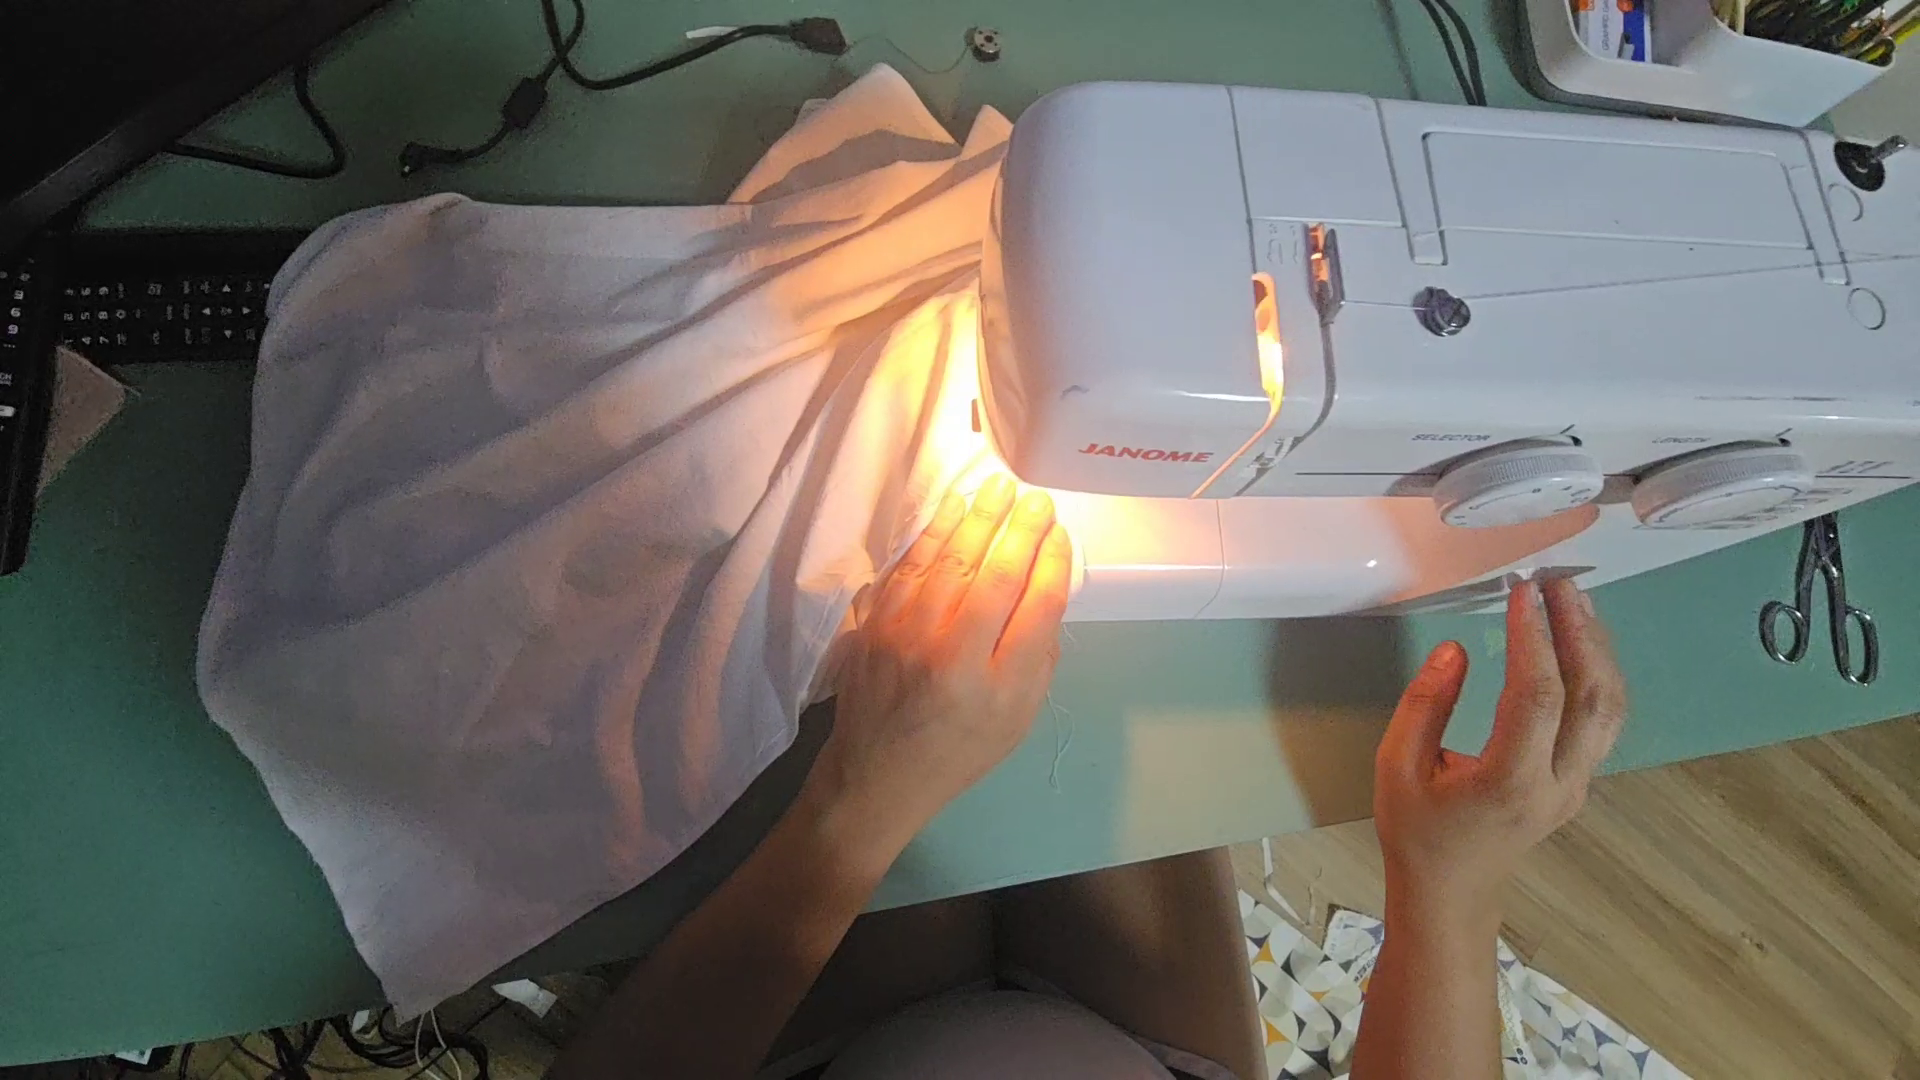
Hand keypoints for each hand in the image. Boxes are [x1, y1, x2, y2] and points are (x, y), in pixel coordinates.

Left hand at [806, 474, 1072, 856]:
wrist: (878, 773)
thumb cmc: (960, 748)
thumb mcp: (1018, 718)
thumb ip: (1038, 655)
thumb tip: (1047, 588)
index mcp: (997, 685)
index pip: (1036, 604)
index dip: (1052, 560)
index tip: (1059, 532)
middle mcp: (952, 654)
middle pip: (995, 573)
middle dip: (1021, 529)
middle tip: (1036, 498)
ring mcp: (906, 634)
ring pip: (950, 559)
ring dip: (978, 517)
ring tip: (1000, 487)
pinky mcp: (875, 623)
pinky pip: (910, 565)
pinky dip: (935, 532)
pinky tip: (954, 509)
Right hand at [1373, 578, 1626, 926]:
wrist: (1451, 888)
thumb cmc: (1415, 828)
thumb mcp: (1397, 765)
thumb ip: (1425, 705)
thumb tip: (1455, 650)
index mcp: (1509, 779)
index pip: (1537, 697)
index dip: (1533, 640)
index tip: (1522, 594)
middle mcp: (1559, 781)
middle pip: (1592, 698)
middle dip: (1579, 633)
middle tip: (1559, 584)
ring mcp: (1578, 784)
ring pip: (1609, 709)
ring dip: (1597, 650)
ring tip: (1574, 603)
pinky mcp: (1577, 781)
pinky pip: (1601, 720)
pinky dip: (1596, 674)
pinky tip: (1578, 646)